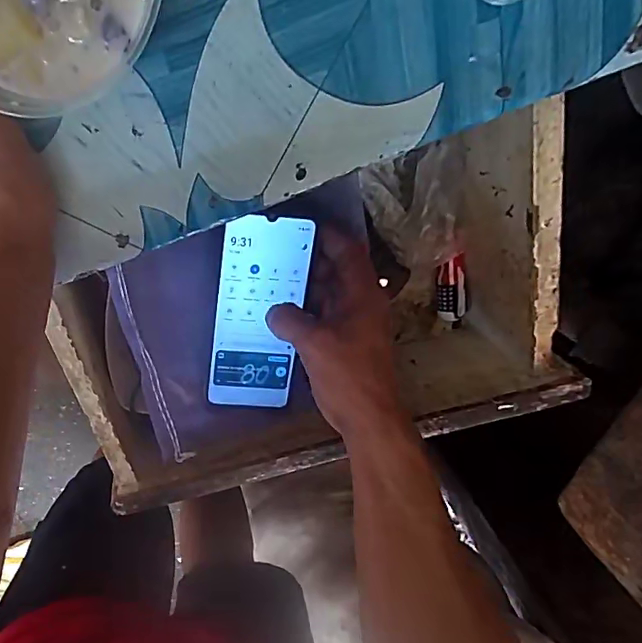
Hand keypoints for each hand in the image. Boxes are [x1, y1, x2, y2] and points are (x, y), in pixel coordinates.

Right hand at [266, 225, 408, 443]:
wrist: (368, 416)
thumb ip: (290, 320)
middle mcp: (361, 305)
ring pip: (328, 296)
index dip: (328, 236)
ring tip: (273, 280)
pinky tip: (280, 315)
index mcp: (362, 296)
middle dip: (309, 261)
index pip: (348, 253)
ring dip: (304, 288)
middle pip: (336, 272)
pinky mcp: (345, 343)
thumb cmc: (349, 375)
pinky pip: (322, 318)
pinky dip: (304, 313)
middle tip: (278, 253)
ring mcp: (354, 325)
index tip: (303, 226)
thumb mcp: (314, 343)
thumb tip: (275, 310)